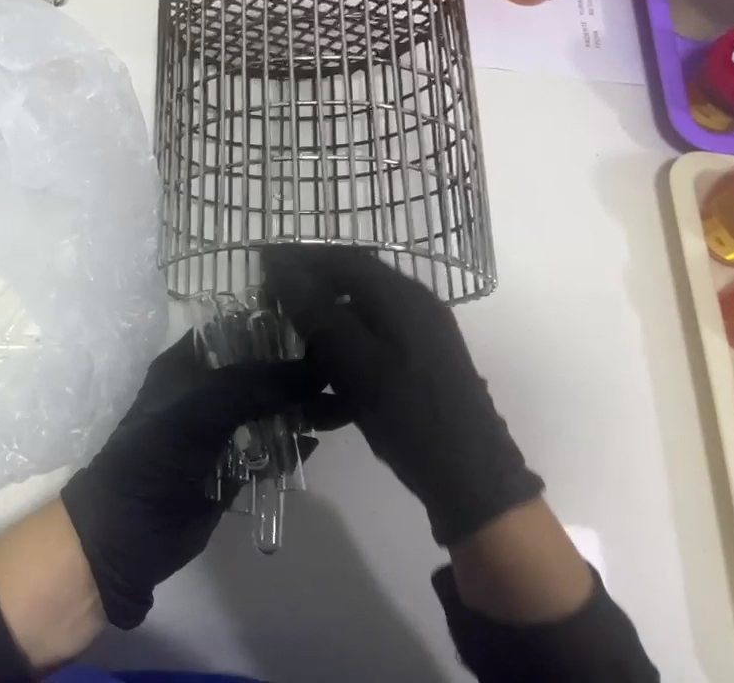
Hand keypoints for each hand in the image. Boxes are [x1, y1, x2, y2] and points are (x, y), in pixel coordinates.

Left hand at [60, 331, 337, 628]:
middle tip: (343, 371)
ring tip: (345, 408)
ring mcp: (219, 433)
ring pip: (269, 412)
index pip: (235, 333)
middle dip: (297, 373)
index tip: (319, 323)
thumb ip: (257, 384)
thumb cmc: (156, 451)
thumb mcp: (203, 405)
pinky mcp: (232, 471)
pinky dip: (292, 447)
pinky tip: (317, 442)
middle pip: (260, 373)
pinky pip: (269, 452)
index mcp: (187, 365)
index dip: (273, 326)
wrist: (128, 529)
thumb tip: (315, 368)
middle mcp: (205, 393)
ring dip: (302, 409)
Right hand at [262, 244, 544, 546]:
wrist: (471, 478)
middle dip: (309, 299)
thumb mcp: (353, 363)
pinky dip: (345, 367)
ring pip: (359, 323)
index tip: (261, 264)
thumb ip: (317, 313)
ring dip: (324, 339)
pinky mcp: (421, 367)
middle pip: (351, 287)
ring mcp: (422, 338)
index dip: (299, 257)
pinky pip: (373, 352)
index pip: (342, 258)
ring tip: (295, 366)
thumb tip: (283, 271)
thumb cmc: (408, 414)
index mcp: (401, 297)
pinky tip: (322, 406)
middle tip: (272, 312)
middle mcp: (415, 307)